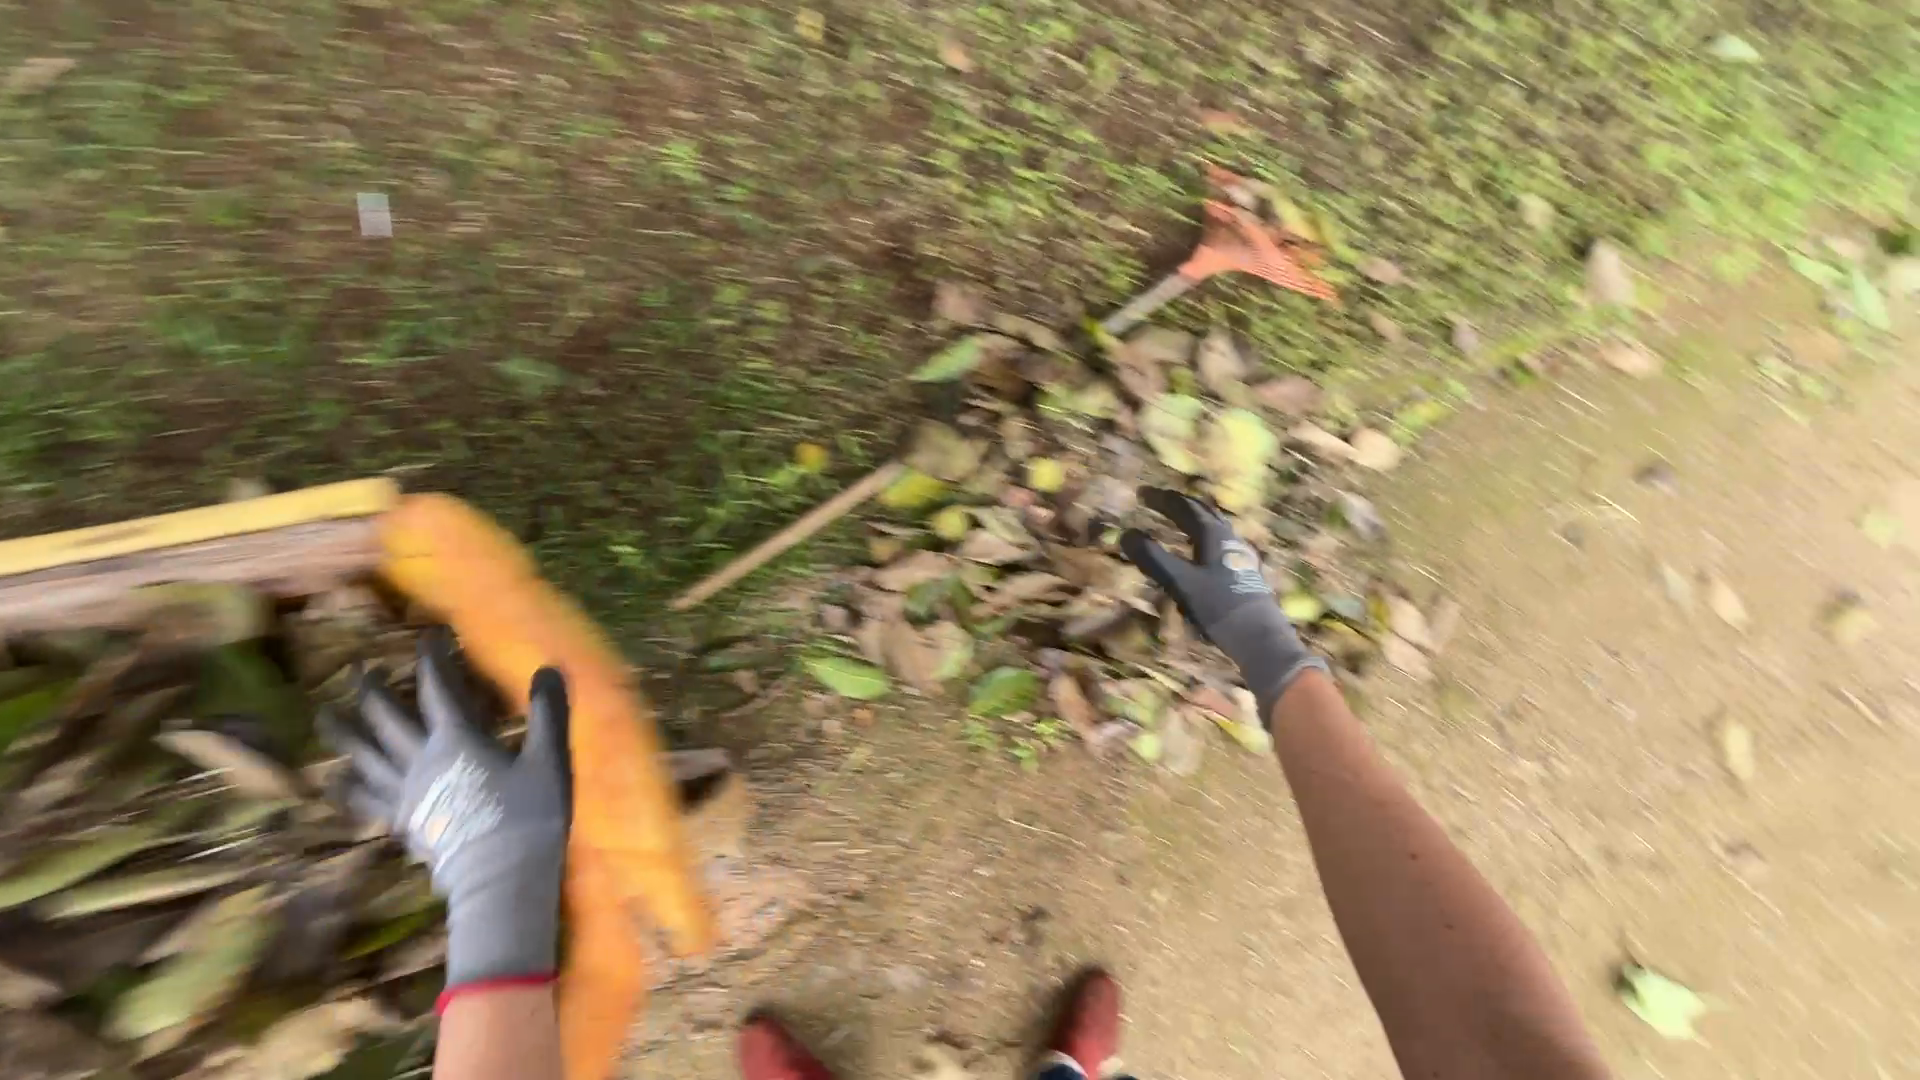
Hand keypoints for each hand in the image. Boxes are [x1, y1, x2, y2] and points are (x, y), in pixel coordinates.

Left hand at [321, 628, 570, 996]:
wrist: (501, 878)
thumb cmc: (530, 815)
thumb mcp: (549, 759)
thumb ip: (547, 712)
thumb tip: (547, 668)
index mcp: (458, 741)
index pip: (438, 689)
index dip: (432, 659)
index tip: (429, 635)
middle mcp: (421, 761)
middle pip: (387, 718)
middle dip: (373, 689)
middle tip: (359, 670)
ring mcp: (405, 794)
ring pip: (364, 756)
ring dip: (344, 732)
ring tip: (326, 715)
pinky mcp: (402, 822)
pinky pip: (364, 799)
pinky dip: (347, 785)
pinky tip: (336, 778)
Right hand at [1120, 488, 1327, 725]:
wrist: (1260, 638)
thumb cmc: (1219, 607)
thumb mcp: (1180, 582)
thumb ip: (1153, 558)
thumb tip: (1125, 534)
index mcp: (1212, 535)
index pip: (1184, 508)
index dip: (1161, 499)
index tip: (1141, 494)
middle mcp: (1228, 539)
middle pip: (1203, 512)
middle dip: (1179, 504)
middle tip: (1160, 501)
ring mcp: (1239, 556)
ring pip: (1214, 528)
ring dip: (1195, 520)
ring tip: (1181, 522)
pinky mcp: (1244, 573)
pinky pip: (1219, 545)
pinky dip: (1203, 539)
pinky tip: (1202, 555)